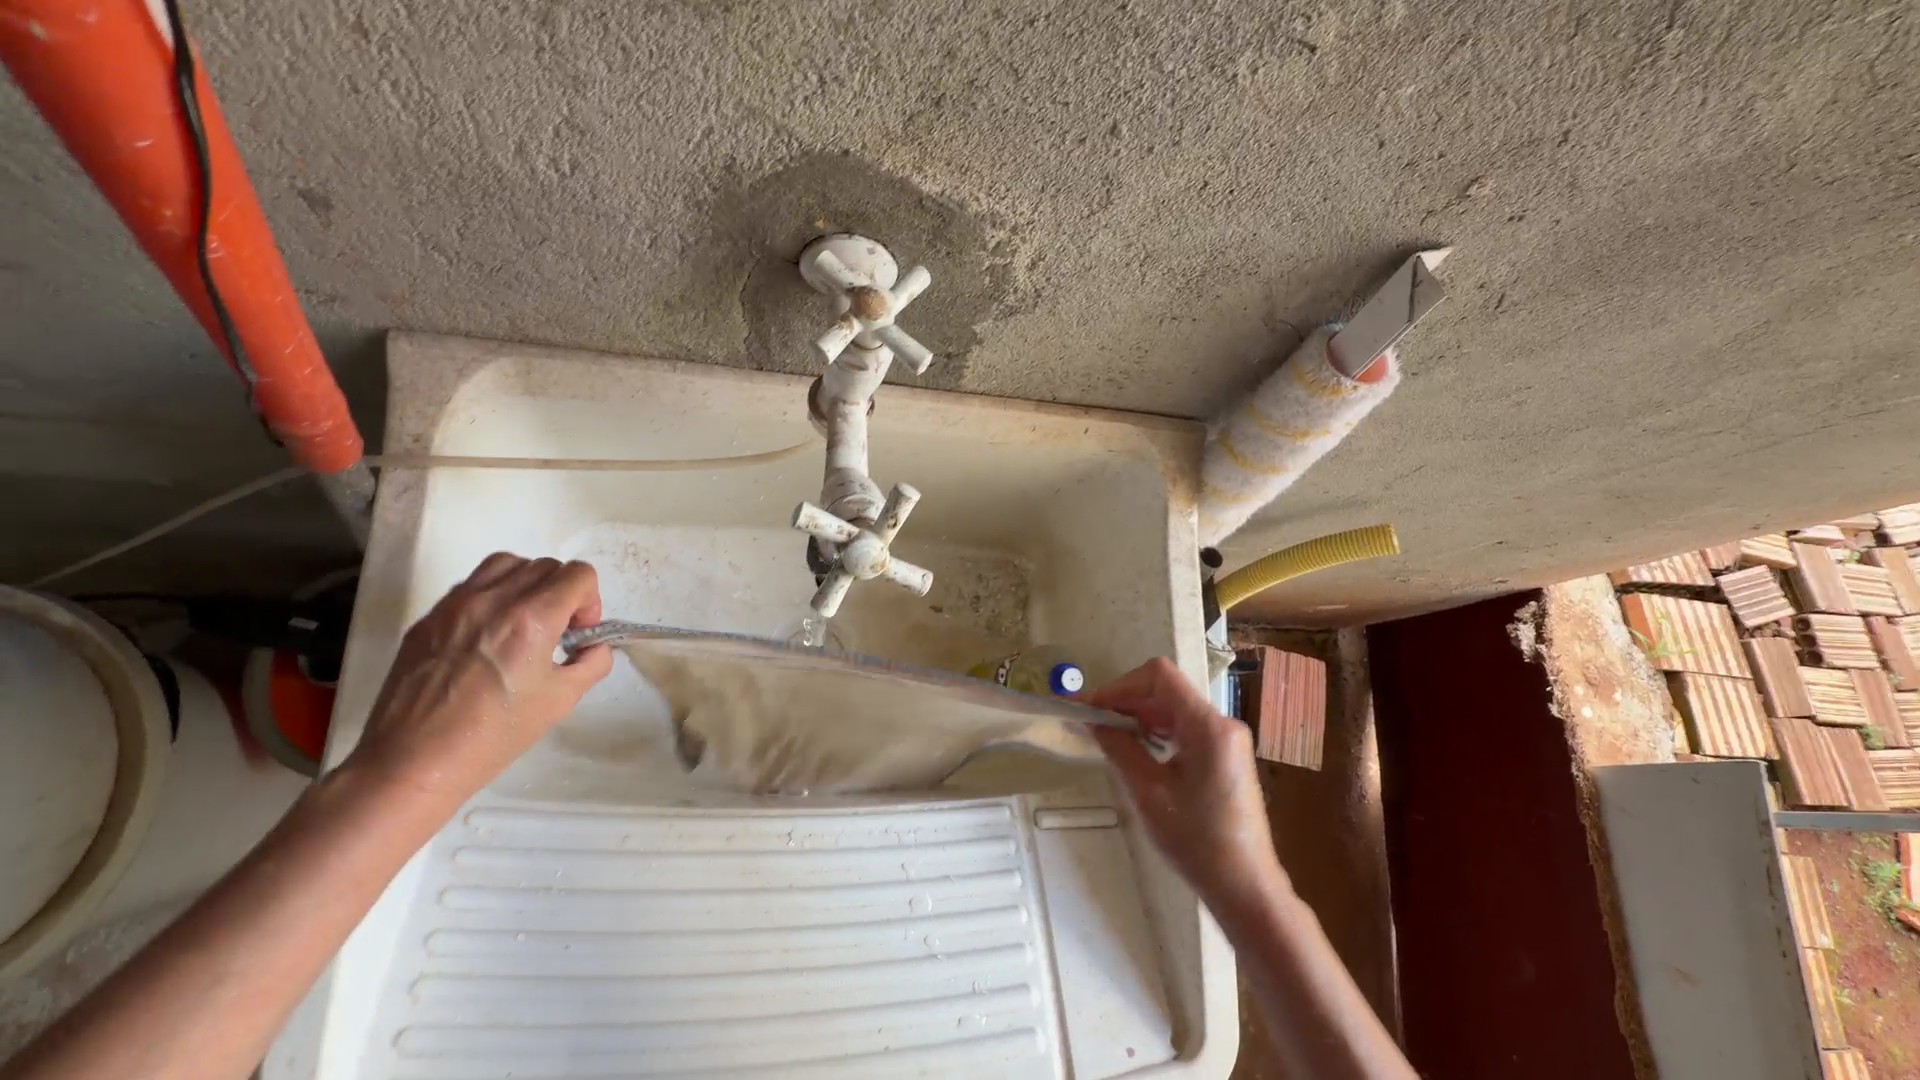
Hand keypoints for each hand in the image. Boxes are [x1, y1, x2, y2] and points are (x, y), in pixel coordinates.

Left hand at [345, 553, 613, 804]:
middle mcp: (493, 599)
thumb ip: (591, 663)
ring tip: (524, 622)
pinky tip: (489, 635)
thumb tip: (593, 646)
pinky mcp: (429, 618)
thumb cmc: (495, 735)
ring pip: (506, 564)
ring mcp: (455, 605)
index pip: (577, 574)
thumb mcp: (561, 701)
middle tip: (557, 632)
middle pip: (545, 566)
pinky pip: (471, 586)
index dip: (590, 600)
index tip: (579, 632)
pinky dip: (493, 596)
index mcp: (531, 619)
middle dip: (563, 592)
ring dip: (527, 584)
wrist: (414, 761)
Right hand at [1085, 658, 1286, 920]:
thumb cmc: (1196, 841)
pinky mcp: (1226, 756)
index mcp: (1208, 727)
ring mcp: (1228, 740)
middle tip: (1091, 721)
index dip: (1119, 686)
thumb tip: (1096, 722)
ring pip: (1175, 708)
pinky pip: (1187, 728)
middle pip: (1167, 690)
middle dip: (1126, 700)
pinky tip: (1137, 749)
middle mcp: (1223, 723)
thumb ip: (1121, 749)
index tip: (1090, 707)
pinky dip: (1158, 730)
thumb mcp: (1148, 793)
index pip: (1159, 677)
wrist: (1244, 886)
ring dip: (1140, 715)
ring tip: (1108, 735)